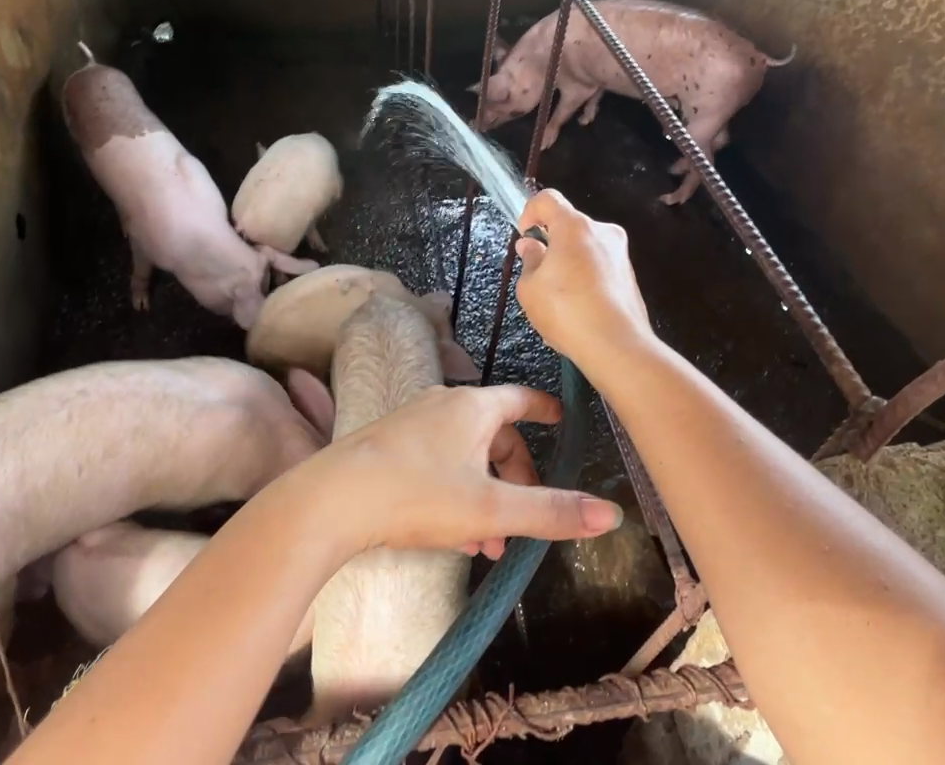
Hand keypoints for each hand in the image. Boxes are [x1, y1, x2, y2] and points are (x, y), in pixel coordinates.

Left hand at [293, 384, 621, 559]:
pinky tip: (455, 537)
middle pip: (495, 437)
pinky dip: (456, 495)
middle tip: (525, 525)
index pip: (521, 399)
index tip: (563, 421)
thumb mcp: (492, 508)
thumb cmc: (418, 494)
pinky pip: (436, 465)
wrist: (332, 501)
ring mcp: (410, 425)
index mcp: (472, 407)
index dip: (546, 410)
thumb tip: (611, 514)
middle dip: (516, 481)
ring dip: (486, 497)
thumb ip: (552, 512)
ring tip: (490, 544)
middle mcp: (441, 405)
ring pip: (465, 457)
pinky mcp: (387, 448)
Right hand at [514, 188, 652, 365]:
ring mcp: (620, 254)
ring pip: (585, 247)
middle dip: (550, 243)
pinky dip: (585, 278)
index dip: (529, 212)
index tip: (524, 237)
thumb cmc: (566, 311)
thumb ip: (529, 261)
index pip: (547, 199)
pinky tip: (579, 309)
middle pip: (569, 225)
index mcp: (574, 227)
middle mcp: (602, 232)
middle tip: (538, 274)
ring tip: (558, 298)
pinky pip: (600, 267)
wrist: (617, 346)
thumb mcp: (530, 288)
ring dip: (569, 262)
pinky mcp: (630, 276)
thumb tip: (531, 246)